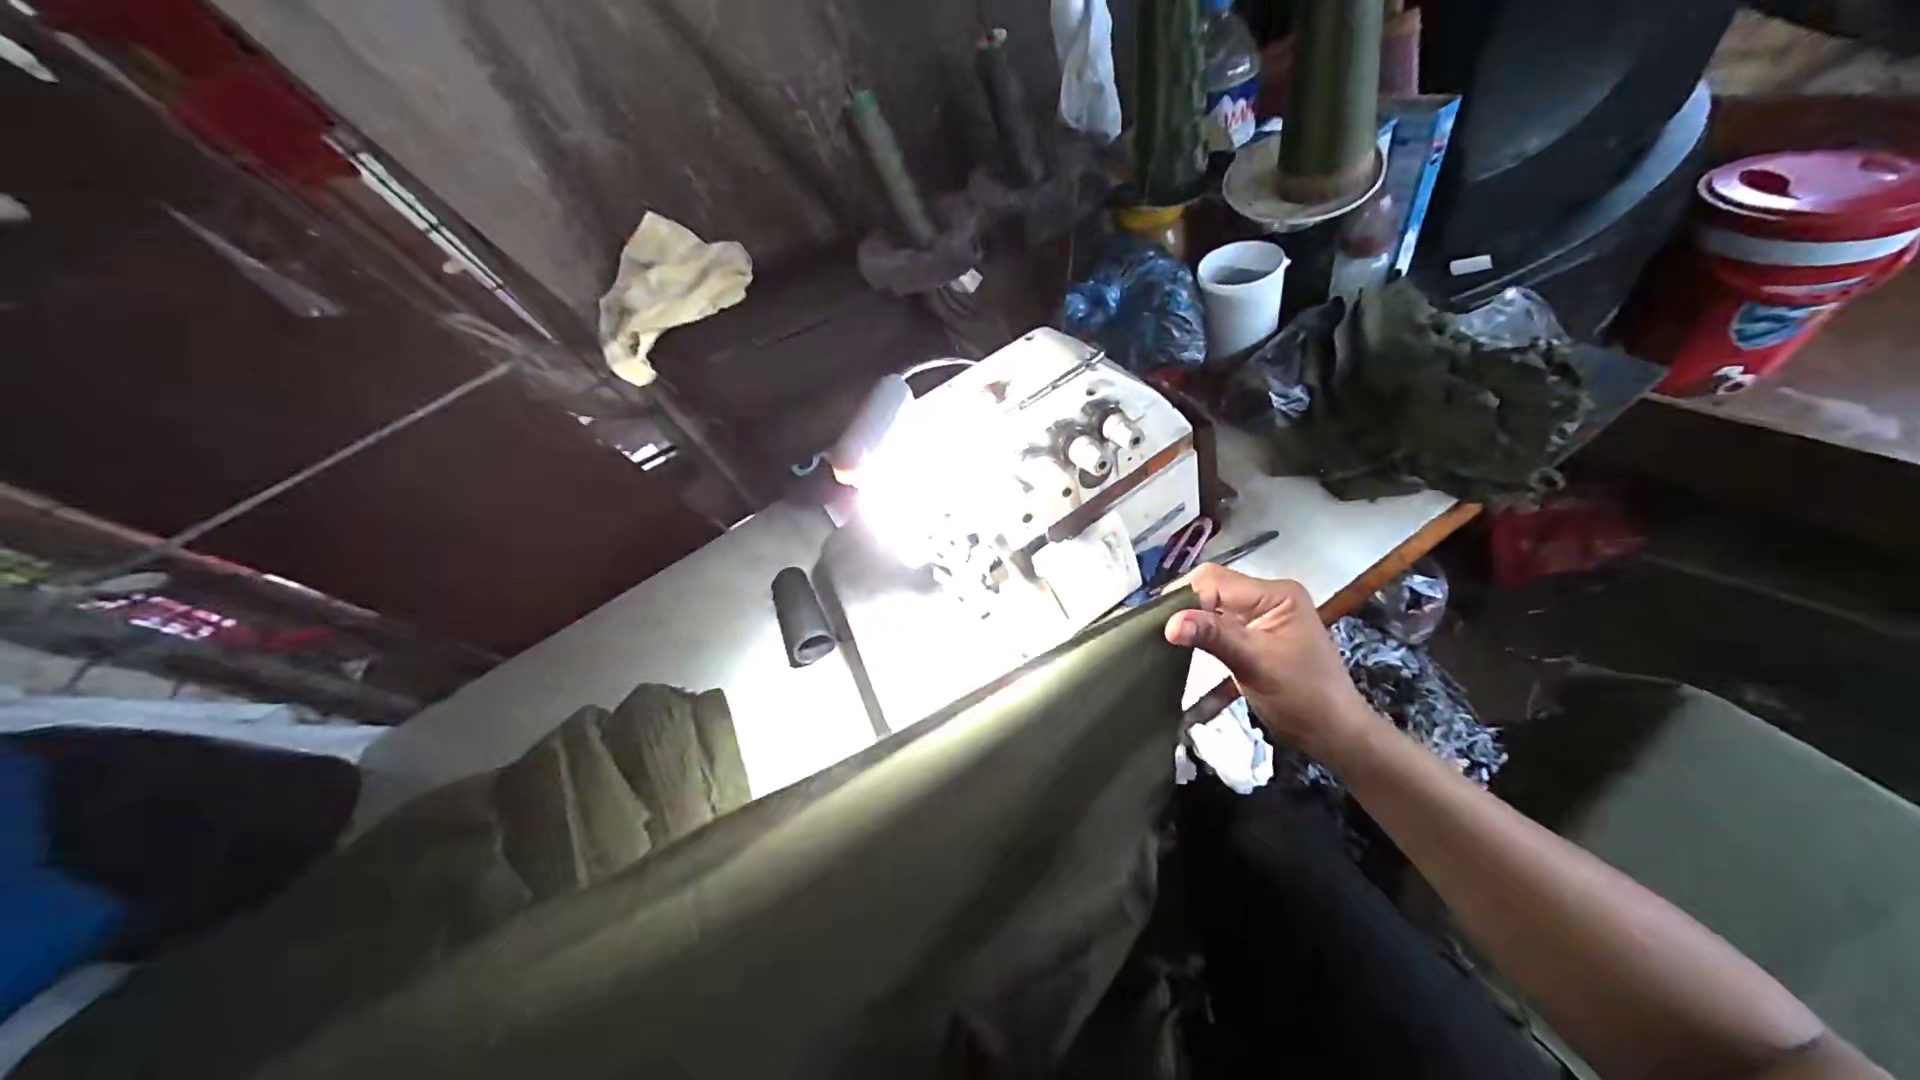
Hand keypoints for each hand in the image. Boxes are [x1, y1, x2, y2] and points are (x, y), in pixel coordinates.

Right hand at [1164, 564, 1377, 756]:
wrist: (1334, 733)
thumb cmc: (1301, 697)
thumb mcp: (1254, 664)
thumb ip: (1213, 636)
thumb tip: (1170, 624)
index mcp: (1275, 593)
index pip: (1215, 581)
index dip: (1186, 600)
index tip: (1160, 626)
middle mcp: (1267, 596)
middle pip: (1211, 588)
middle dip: (1184, 607)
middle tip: (1158, 632)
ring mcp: (1260, 615)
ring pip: (1211, 605)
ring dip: (1191, 620)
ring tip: (1167, 639)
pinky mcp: (1253, 633)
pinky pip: (1218, 622)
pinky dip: (1201, 631)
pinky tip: (1186, 644)